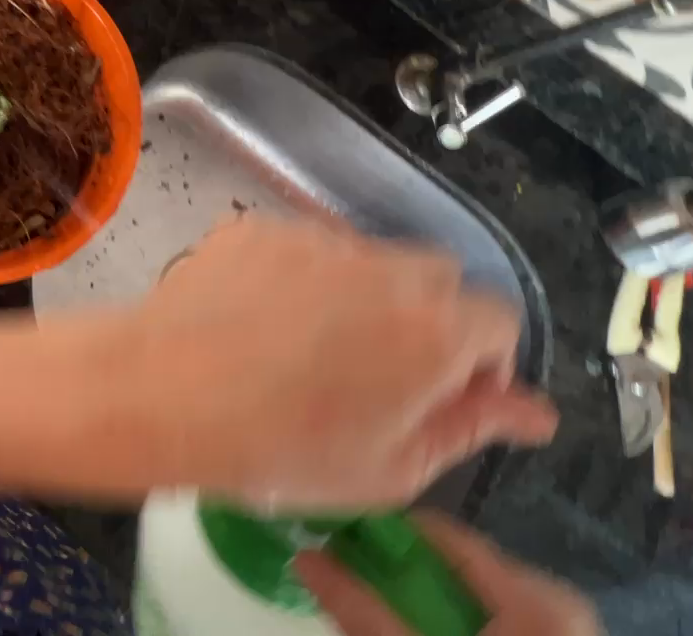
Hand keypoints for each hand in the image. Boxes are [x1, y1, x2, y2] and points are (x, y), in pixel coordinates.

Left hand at [104, 215, 557, 507]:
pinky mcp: (253, 226)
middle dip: (424, 315)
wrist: (160, 389)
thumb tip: (531, 410)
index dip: (479, 359)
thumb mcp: (390, 466)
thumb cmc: (278, 448)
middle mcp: (381, 265)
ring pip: (362, 256)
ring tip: (303, 341)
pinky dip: (295, 274)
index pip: (498, 319)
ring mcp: (310, 236)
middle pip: (433, 275)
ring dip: (357, 290)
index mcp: (434, 327)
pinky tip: (257, 315)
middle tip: (375, 366)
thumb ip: (470, 426)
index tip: (441, 392)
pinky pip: (297, 245)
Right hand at [294, 511, 599, 634]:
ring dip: (417, 602)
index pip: (437, 530)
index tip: (333, 542)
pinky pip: (488, 619)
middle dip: (395, 574)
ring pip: (465, 593)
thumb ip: (362, 610)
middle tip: (351, 590)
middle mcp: (553, 601)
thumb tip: (303, 557)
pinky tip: (416, 634)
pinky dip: (447, 624)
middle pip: (449, 562)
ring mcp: (561, 631)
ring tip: (378, 619)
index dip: (379, 531)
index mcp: (535, 595)